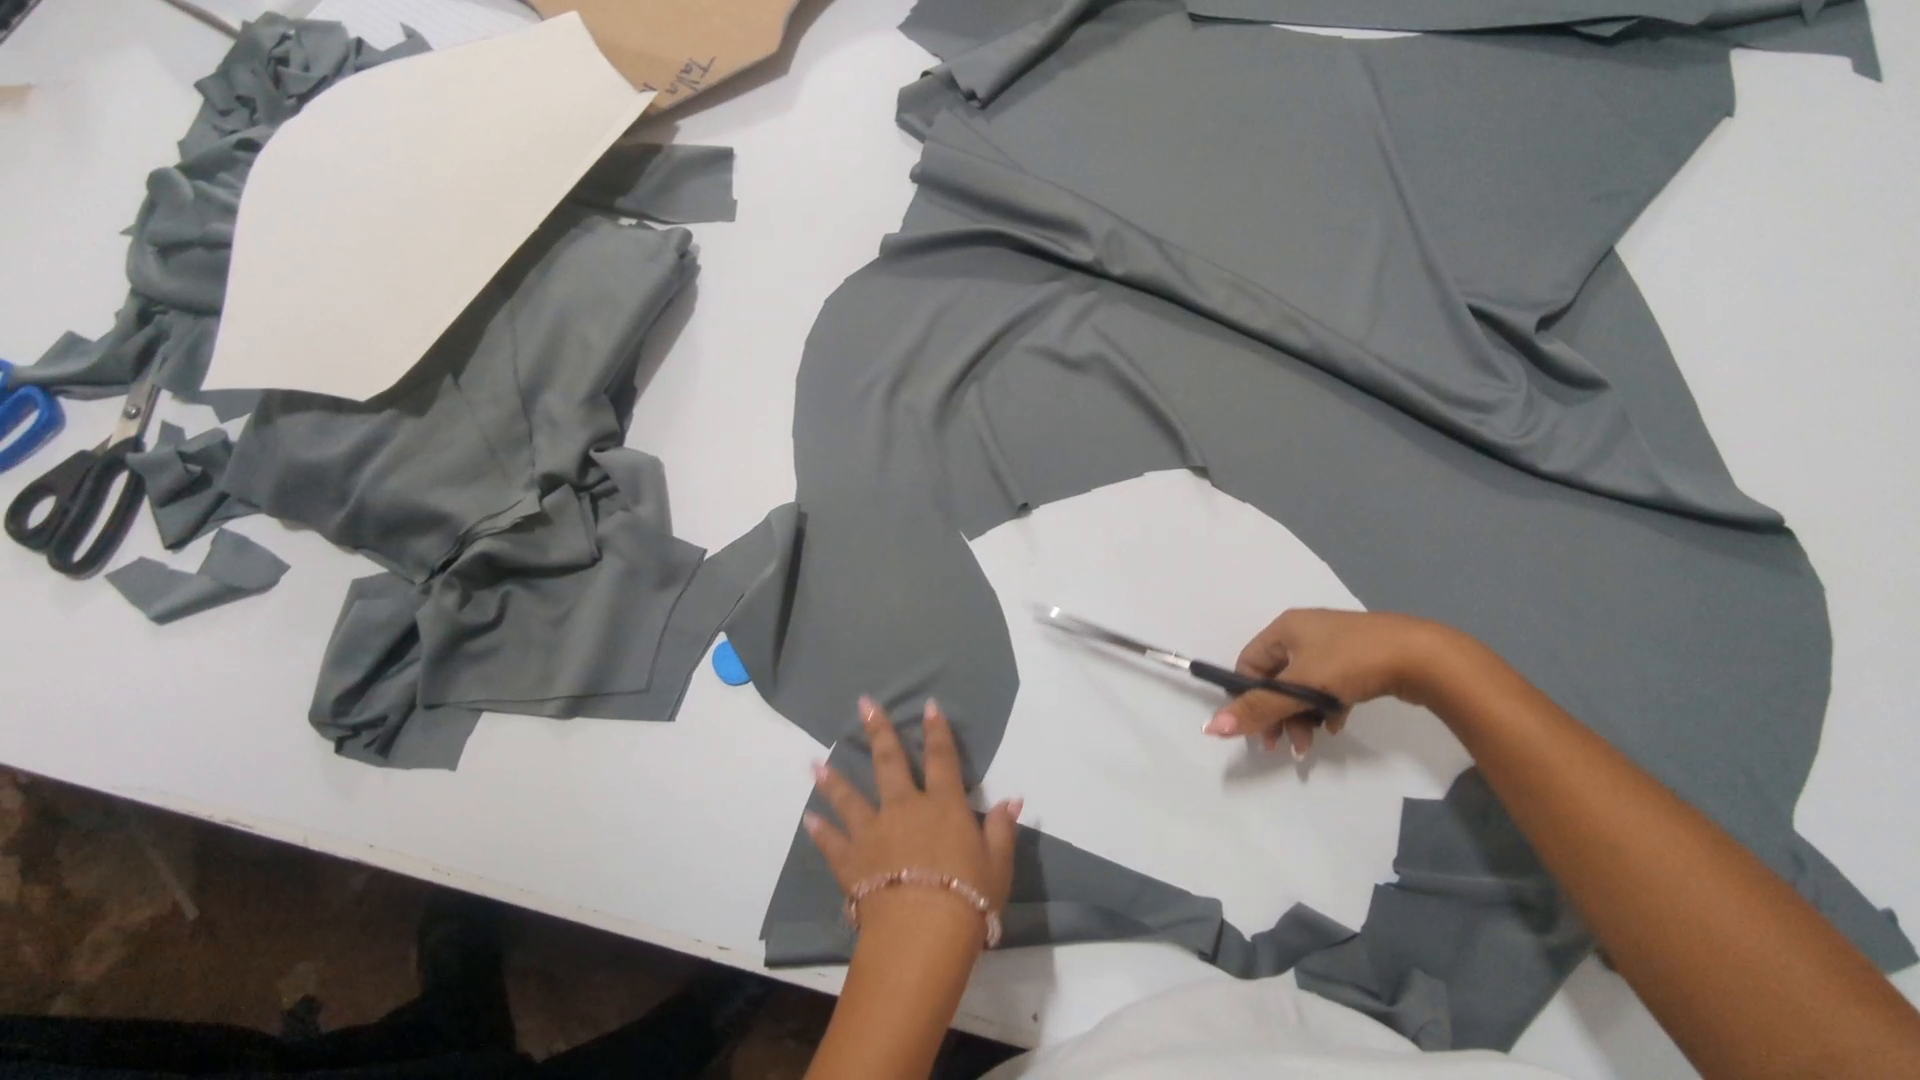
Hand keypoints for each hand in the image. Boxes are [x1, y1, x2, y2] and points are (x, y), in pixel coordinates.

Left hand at [805, 698, 1020, 945]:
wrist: (922, 932)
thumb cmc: (969, 897)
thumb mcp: (998, 864)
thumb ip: (1002, 829)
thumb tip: (1013, 799)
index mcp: (944, 806)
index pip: (943, 759)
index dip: (937, 731)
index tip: (928, 706)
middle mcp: (904, 809)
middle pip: (889, 763)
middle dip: (878, 731)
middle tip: (863, 704)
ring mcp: (872, 832)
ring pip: (850, 797)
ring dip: (834, 779)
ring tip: (816, 763)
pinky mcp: (850, 861)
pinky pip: (832, 842)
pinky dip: (821, 830)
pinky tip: (809, 819)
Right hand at [1202, 609, 1453, 758]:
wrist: (1424, 657)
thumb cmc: (1354, 662)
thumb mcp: (1302, 686)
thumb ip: (1258, 709)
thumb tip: (1211, 728)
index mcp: (1285, 628)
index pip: (1249, 664)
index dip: (1247, 697)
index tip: (1258, 730)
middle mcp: (1305, 631)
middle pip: (1276, 678)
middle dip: (1279, 714)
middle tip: (1286, 745)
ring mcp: (1334, 645)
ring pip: (1304, 686)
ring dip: (1303, 715)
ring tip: (1314, 741)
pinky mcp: (1359, 660)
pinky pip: (1329, 686)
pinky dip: (1327, 706)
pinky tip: (1337, 724)